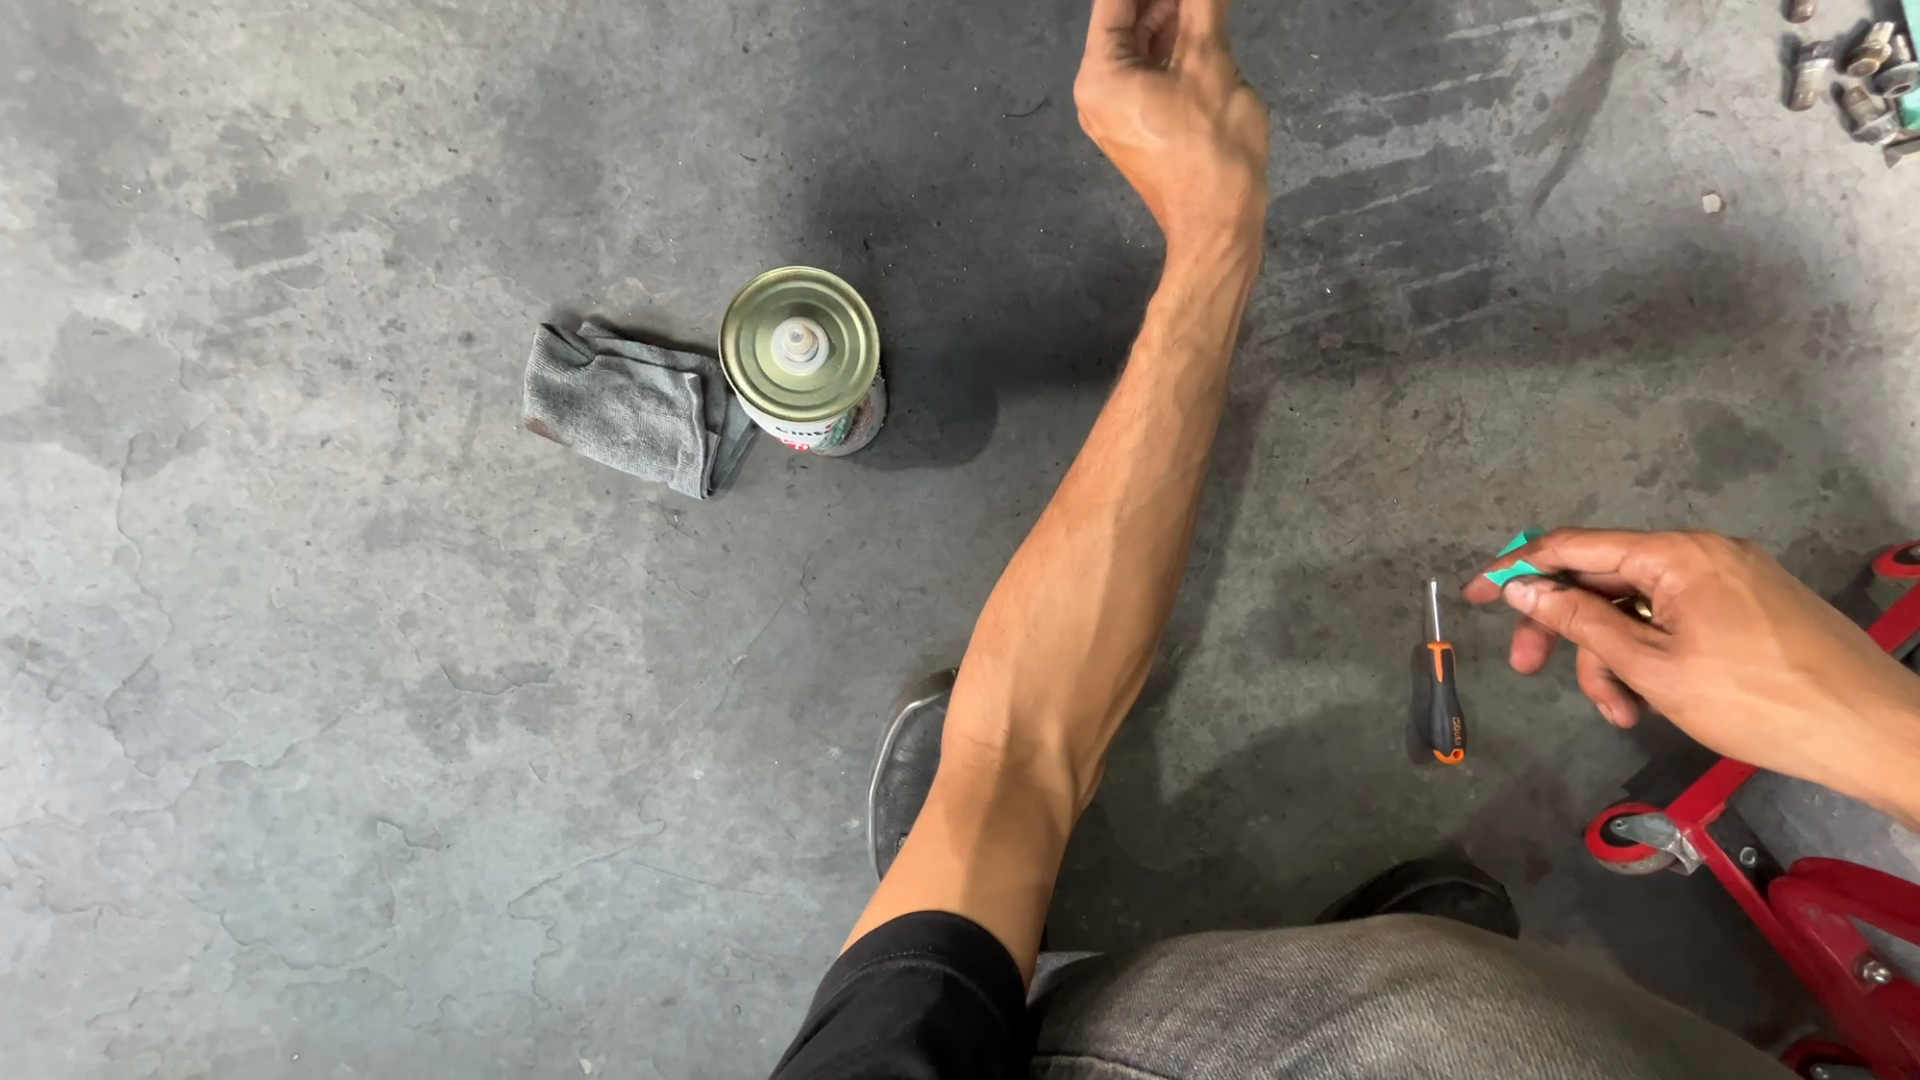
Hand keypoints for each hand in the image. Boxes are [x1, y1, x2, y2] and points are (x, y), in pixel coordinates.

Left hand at [1073, 0, 1269, 260]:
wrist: (1216, 221)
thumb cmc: (1210, 144)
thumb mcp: (1208, 59)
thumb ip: (1199, 2)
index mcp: (1099, 75)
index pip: (1114, 0)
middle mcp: (1096, 92)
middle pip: (1127, 16)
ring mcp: (1115, 111)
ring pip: (1143, 40)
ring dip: (1174, 12)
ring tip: (1204, 6)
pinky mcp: (1138, 123)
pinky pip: (1151, 69)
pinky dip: (1175, 42)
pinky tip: (1204, 18)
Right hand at [1463, 528, 1919, 824]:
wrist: (1886, 741)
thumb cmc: (1756, 699)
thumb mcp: (1647, 662)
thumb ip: (1576, 618)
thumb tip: (1520, 587)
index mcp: (1676, 555)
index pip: (1570, 547)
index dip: (1514, 569)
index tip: (1475, 595)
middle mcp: (1700, 555)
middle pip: (1600, 580)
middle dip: (1563, 628)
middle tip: (1529, 668)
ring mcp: (1727, 581)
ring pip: (1633, 609)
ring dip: (1609, 657)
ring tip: (1616, 710)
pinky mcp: (1746, 608)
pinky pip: (1669, 620)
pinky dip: (1647, 656)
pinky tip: (1647, 701)